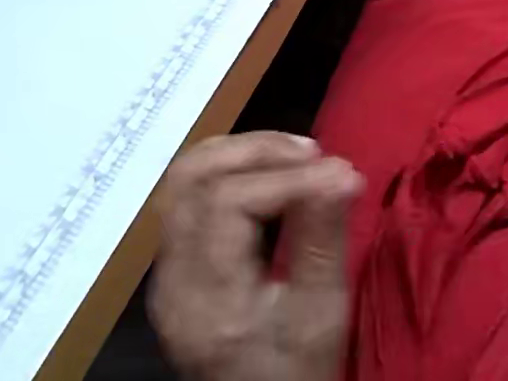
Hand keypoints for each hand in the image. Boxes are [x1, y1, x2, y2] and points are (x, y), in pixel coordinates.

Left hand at [149, 132, 363, 380]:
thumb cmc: (298, 370)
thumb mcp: (322, 312)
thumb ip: (324, 236)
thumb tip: (342, 168)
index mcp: (208, 296)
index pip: (228, 202)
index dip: (284, 176)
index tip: (336, 169)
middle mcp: (173, 277)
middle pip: (194, 178)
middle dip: (255, 149)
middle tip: (310, 151)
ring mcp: (165, 269)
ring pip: (185, 177)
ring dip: (239, 151)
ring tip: (291, 154)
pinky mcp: (172, 263)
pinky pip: (189, 193)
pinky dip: (228, 167)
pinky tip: (267, 171)